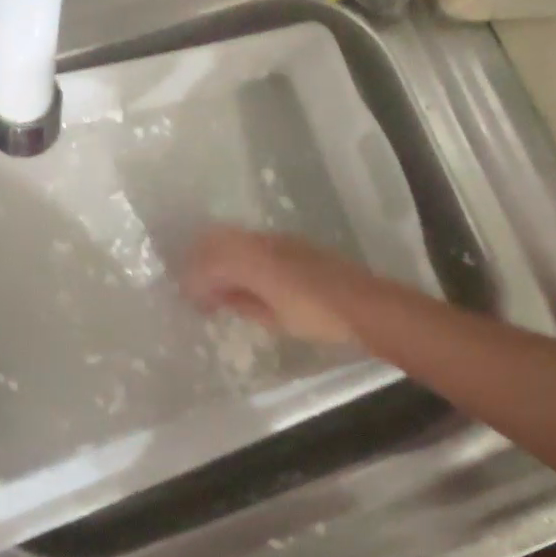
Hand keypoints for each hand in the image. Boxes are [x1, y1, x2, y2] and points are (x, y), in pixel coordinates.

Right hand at [178, 225, 377, 344]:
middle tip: (200, 291)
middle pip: (216, 240)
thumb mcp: (274, 318)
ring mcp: (277, 238)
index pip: (209, 262)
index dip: (195, 281)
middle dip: (201, 264)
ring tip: (221, 287)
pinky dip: (239, 256)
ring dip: (220, 258)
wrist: (362, 302)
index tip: (193, 302)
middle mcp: (261, 242)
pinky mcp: (290, 241)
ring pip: (234, 238)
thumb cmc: (317, 316)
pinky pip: (252, 241)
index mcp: (253, 262)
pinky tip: (246, 279)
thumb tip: (219, 298)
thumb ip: (243, 304)